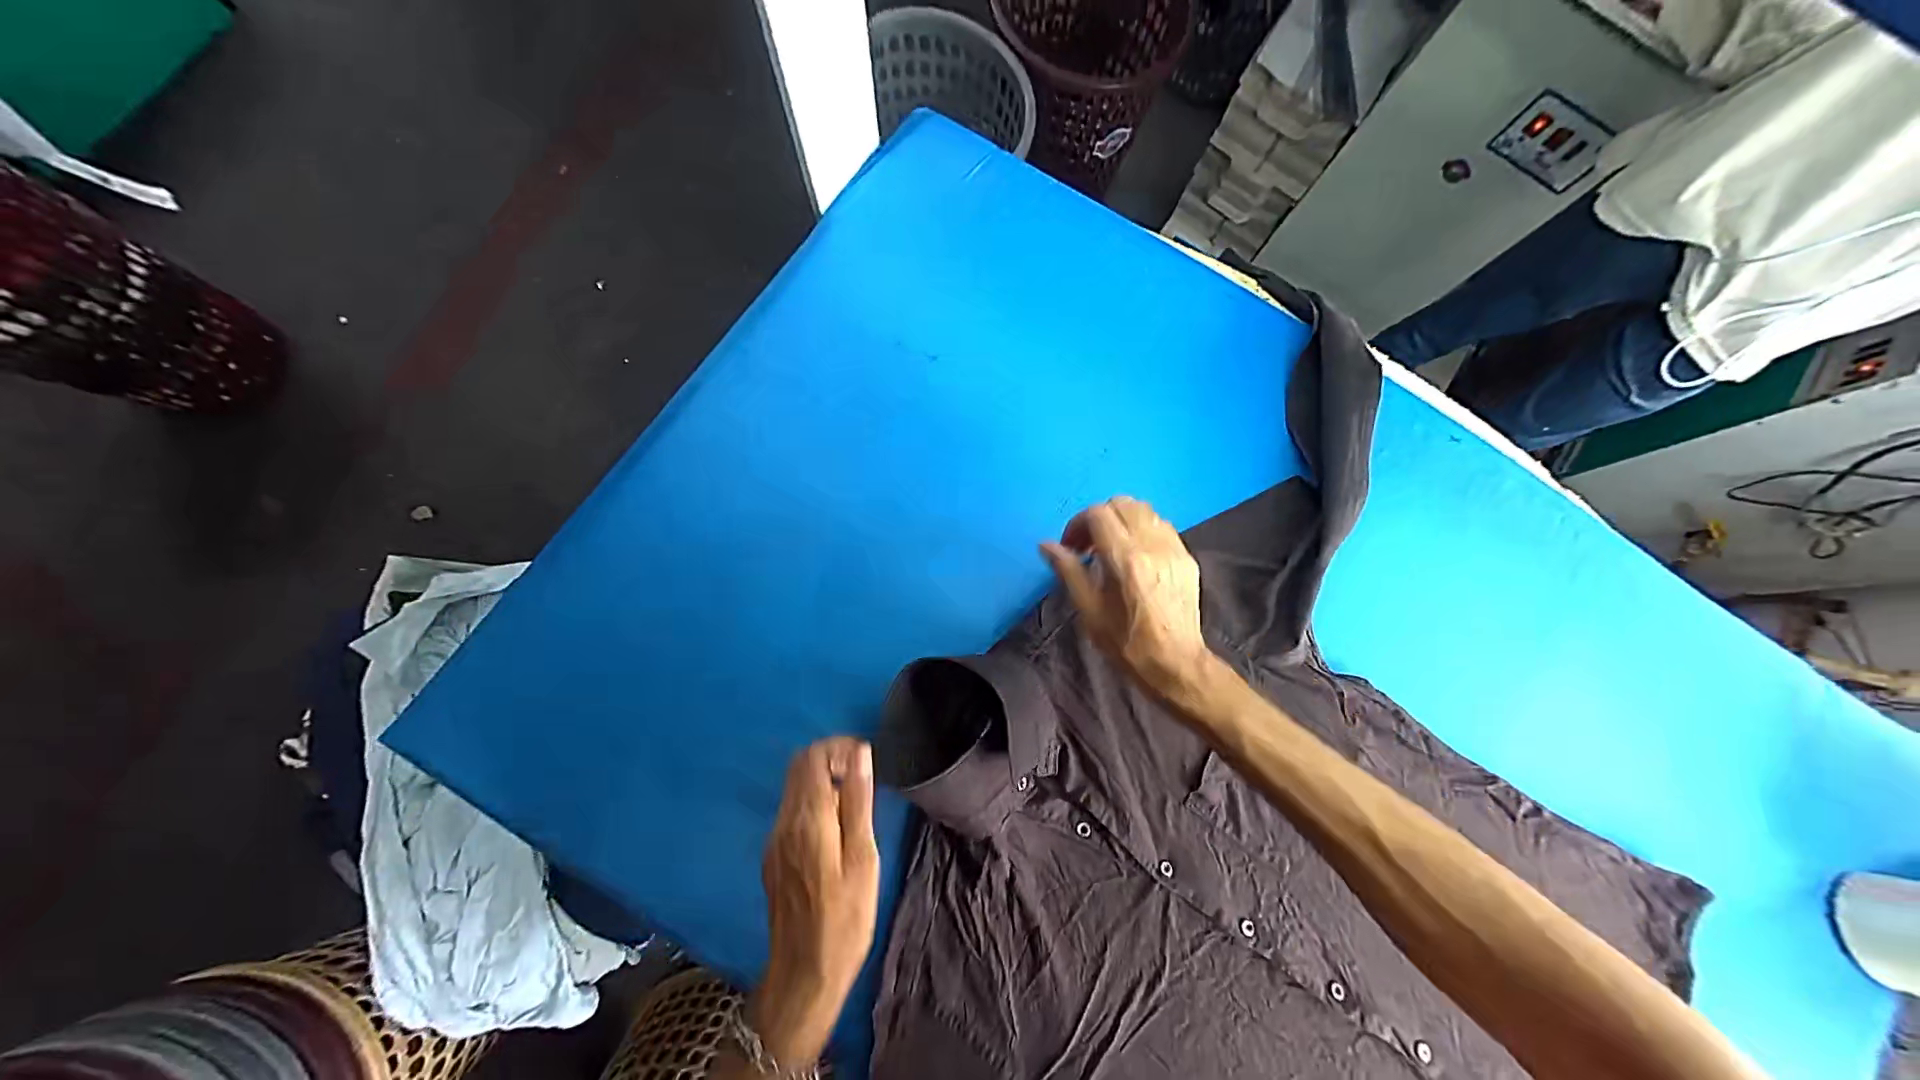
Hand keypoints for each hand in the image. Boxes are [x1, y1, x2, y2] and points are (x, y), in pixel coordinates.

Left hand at [750, 737, 880, 1067]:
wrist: (804, 974)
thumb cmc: (845, 919)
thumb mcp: (863, 858)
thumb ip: (858, 802)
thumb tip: (860, 754)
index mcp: (807, 820)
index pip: (813, 757)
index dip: (839, 747)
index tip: (866, 758)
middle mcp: (783, 823)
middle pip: (799, 767)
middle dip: (831, 759)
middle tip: (864, 775)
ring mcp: (774, 841)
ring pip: (795, 789)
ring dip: (823, 781)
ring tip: (856, 804)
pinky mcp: (773, 857)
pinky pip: (792, 812)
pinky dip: (815, 803)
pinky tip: (837, 829)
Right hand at [1041, 496, 1213, 695]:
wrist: (1174, 663)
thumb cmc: (1126, 643)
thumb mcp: (1089, 610)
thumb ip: (1068, 570)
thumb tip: (1047, 545)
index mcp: (1125, 559)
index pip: (1098, 514)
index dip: (1078, 523)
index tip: (1071, 546)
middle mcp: (1152, 546)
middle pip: (1122, 504)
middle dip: (1099, 517)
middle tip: (1088, 544)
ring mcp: (1174, 549)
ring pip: (1144, 511)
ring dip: (1122, 521)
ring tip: (1110, 548)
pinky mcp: (1187, 558)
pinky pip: (1162, 526)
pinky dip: (1142, 530)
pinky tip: (1134, 555)